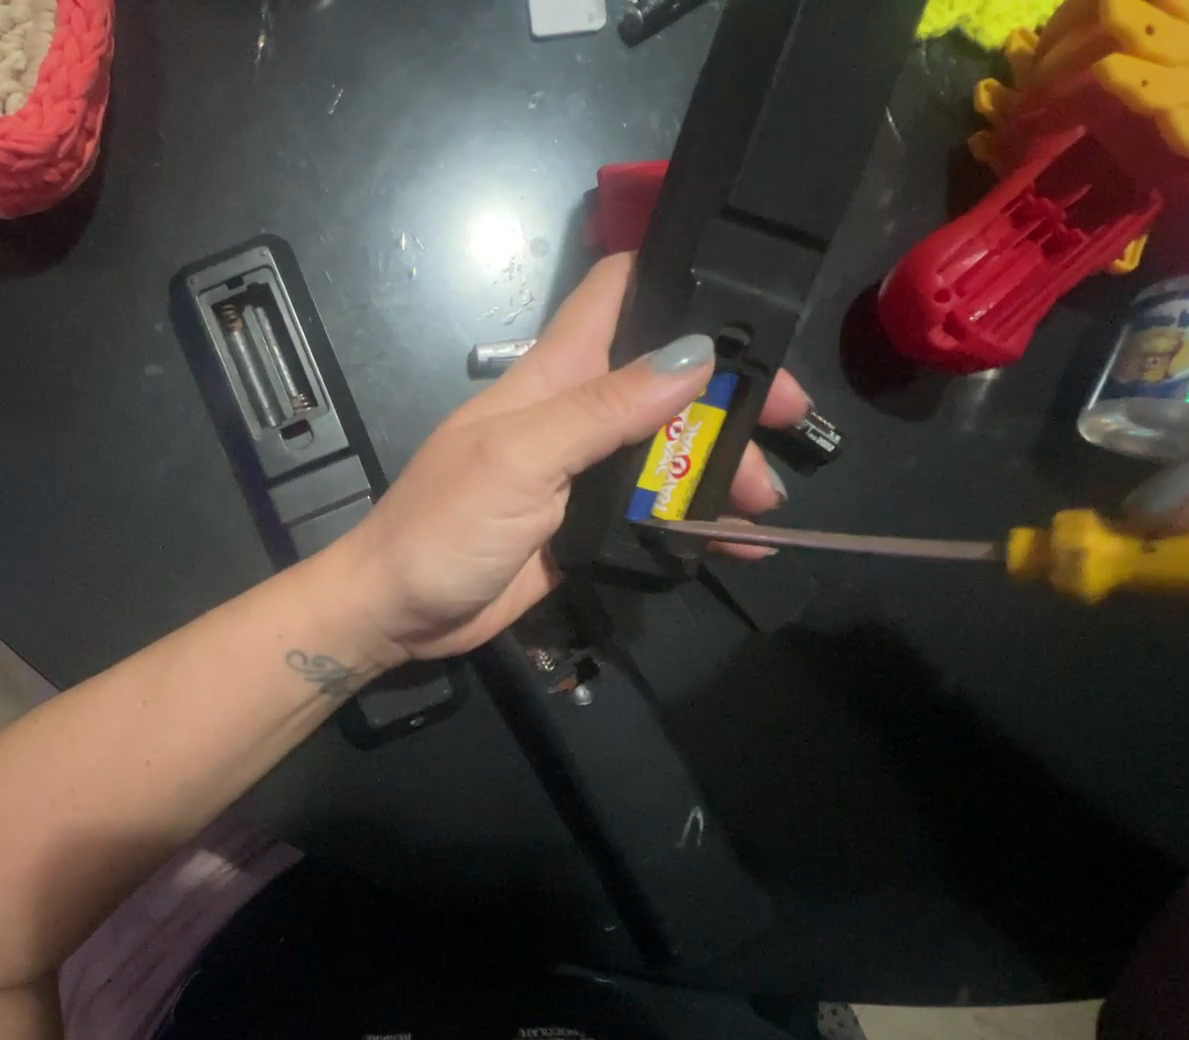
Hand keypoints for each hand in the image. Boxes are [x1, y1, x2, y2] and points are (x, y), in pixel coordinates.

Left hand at [329, 253, 811, 662]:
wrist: (399, 613)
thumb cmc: (443, 527)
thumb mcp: (519, 460)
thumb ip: (601, 411)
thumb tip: (694, 356)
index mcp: (552, 378)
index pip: (615, 297)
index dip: (676, 278)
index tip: (750, 293)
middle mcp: (574, 416)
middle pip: (665, 381)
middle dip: (729, 393)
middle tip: (790, 421)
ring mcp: (582, 475)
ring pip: (668, 451)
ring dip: (721, 466)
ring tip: (763, 503)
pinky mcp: (587, 528)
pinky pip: (653, 513)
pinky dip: (696, 523)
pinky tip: (739, 543)